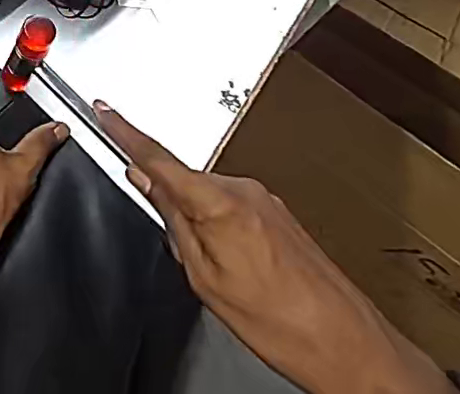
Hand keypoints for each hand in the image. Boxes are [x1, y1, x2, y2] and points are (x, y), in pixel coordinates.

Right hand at [95, 102, 455, 393]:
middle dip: (171, 206)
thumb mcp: (206, 279)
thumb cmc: (284, 327)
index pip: (157, 157)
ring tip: (228, 279)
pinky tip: (244, 271)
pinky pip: (232, 205)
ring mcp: (264, 198)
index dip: (125, 130)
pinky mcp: (278, 211)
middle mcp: (243, 189)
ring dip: (202, 224)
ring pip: (208, 196)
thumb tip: (146, 182)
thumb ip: (172, 221)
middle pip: (183, 179)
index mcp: (219, 203)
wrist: (355, 350)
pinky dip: (223, 227)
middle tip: (189, 258)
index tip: (104, 109)